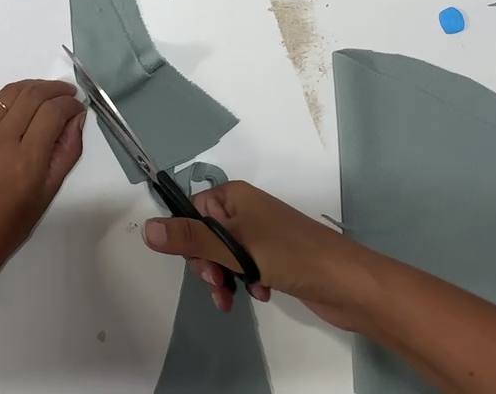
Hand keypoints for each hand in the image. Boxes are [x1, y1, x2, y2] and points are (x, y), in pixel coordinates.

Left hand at [0, 78, 86, 283]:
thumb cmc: (11, 222)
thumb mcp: (48, 192)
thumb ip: (67, 151)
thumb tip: (76, 118)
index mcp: (26, 159)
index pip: (52, 112)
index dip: (69, 104)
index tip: (77, 106)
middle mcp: (1, 139)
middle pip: (32, 94)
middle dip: (54, 88)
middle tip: (67, 92)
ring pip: (9, 93)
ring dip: (32, 87)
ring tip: (46, 93)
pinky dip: (10, 105)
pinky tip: (18, 115)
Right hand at [141, 180, 378, 328]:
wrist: (348, 284)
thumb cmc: (290, 255)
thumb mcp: (235, 248)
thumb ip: (190, 240)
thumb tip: (147, 229)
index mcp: (234, 197)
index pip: (193, 210)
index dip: (189, 239)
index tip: (199, 265)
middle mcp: (246, 210)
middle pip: (206, 235)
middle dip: (207, 264)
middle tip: (219, 284)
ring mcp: (261, 234)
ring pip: (225, 255)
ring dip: (225, 277)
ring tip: (236, 298)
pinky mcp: (275, 257)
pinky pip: (245, 267)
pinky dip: (246, 282)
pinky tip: (260, 295)